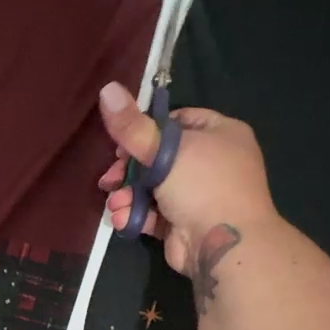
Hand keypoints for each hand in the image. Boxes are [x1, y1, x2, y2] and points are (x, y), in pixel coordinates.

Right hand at [95, 82, 281, 281]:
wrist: (224, 241)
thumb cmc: (202, 184)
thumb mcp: (164, 150)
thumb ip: (132, 125)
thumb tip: (106, 88)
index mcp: (220, 134)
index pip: (177, 122)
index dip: (146, 131)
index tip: (122, 144)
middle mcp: (211, 162)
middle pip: (158, 158)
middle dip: (128, 171)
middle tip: (110, 179)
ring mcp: (197, 194)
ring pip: (151, 188)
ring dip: (127, 195)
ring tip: (116, 203)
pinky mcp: (182, 223)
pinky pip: (152, 213)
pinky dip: (136, 215)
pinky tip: (124, 219)